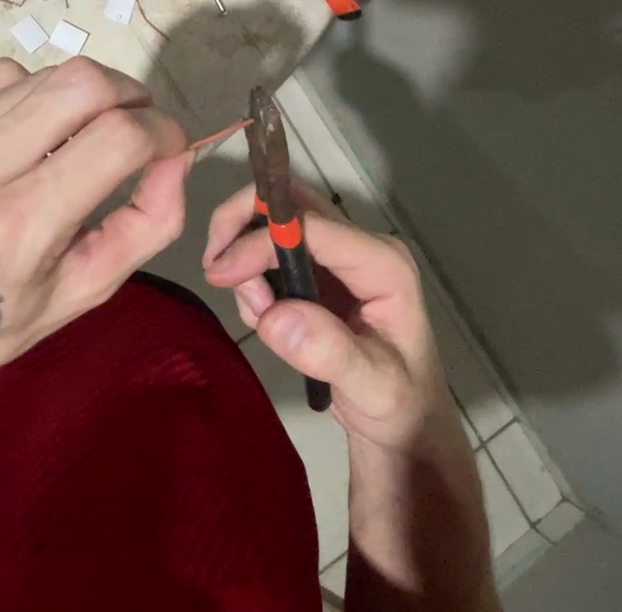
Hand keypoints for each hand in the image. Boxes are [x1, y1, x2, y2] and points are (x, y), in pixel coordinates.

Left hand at [0, 56, 189, 411]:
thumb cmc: (2, 317)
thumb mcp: (90, 288)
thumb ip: (150, 221)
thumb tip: (176, 154)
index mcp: (17, 227)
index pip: (116, 139)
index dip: (162, 132)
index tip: (171, 146)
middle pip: (81, 83)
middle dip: (131, 95)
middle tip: (139, 124)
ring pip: (45, 73)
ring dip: (84, 96)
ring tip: (81, 135)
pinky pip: (3, 75)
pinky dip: (36, 92)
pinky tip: (32, 131)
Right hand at [203, 184, 448, 452]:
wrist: (405, 421)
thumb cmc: (399, 404)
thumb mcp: (374, 387)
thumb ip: (329, 352)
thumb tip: (273, 316)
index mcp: (381, 263)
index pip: (310, 226)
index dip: (261, 240)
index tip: (220, 274)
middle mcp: (358, 246)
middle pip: (289, 201)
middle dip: (241, 224)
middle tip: (216, 271)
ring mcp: (336, 254)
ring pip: (272, 220)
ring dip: (245, 257)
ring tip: (257, 313)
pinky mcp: (316, 268)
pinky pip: (268, 248)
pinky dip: (250, 273)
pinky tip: (263, 314)